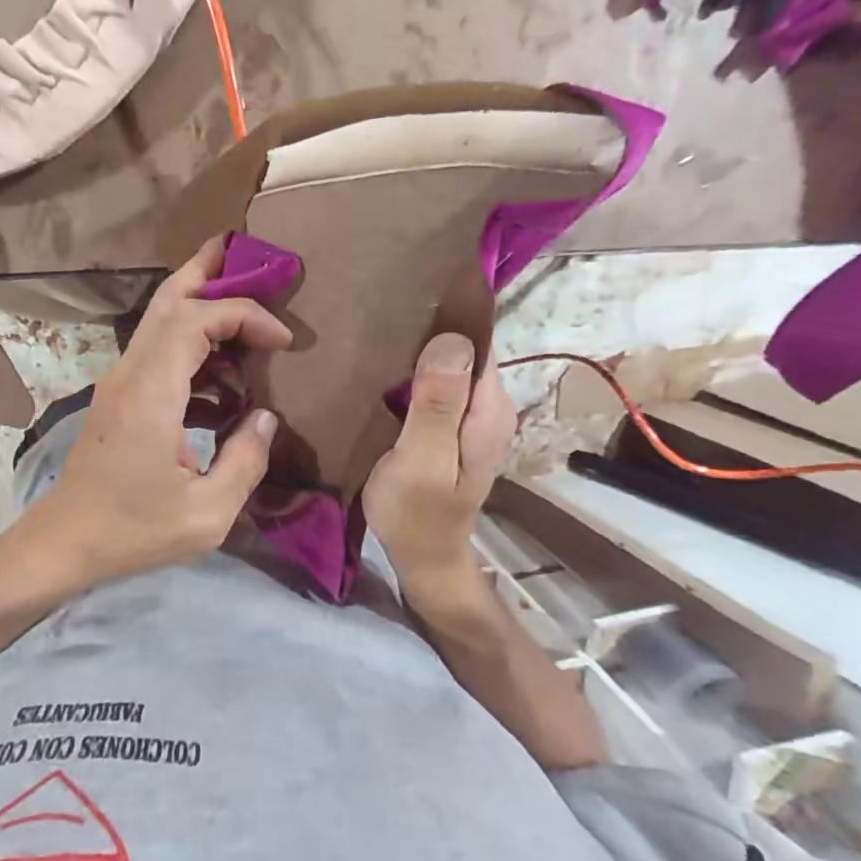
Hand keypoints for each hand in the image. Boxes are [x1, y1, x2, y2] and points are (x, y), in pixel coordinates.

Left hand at [22, 236, 291, 582]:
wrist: (65, 542)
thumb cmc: (133, 531)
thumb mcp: (206, 514)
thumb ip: (245, 460)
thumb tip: (265, 417)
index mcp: (151, 393)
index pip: (196, 320)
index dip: (243, 315)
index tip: (283, 340)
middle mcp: (131, 374)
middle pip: (167, 300)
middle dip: (207, 270)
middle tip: (244, 250)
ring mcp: (119, 383)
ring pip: (158, 321)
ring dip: (200, 305)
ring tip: (244, 308)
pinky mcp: (118, 398)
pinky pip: (158, 353)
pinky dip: (192, 347)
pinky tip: (225, 381)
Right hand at [361, 333, 515, 586]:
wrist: (420, 557)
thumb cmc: (416, 513)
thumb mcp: (422, 460)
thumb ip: (438, 404)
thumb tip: (452, 339)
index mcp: (488, 409)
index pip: (477, 343)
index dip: (445, 320)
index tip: (400, 304)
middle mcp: (488, 406)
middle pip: (462, 352)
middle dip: (425, 333)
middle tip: (374, 323)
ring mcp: (470, 418)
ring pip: (446, 368)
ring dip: (415, 356)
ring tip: (372, 342)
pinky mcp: (450, 428)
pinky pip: (435, 388)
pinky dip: (411, 378)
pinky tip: (381, 375)